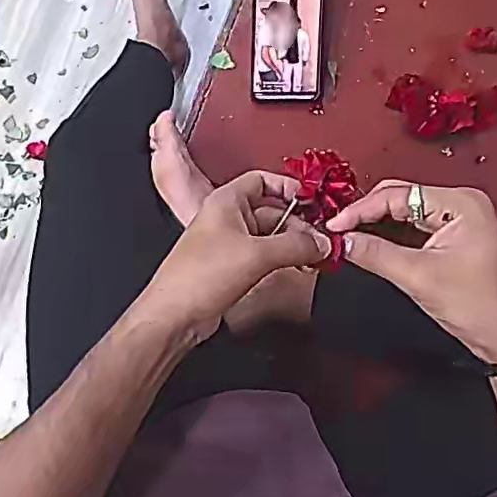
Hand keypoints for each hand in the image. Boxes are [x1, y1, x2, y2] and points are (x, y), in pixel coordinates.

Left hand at [128, 171, 331, 340]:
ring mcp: (229, 243)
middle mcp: (226, 218)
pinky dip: (283, 258)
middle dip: (298, 224)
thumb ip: (295, 245)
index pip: (262, 180)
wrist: (174, 316)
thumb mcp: (256, 254)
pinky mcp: (231, 266)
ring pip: (269, 235)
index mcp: (226, 201)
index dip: (288, 187)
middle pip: (271, 211)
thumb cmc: (200, 277)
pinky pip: (264, 255)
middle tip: (321, 239)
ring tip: (316, 256)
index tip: (311, 199)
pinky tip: (300, 267)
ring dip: (293, 244)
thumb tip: (321, 242)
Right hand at [328, 181, 496, 366]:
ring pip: (407, 214)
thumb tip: (340, 240)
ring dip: (378, 225)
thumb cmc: (483, 308)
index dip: (361, 209)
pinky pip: (417, 228)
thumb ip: (376, 254)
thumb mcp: (421, 279)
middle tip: (337, 231)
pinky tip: (371, 245)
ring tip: (347, 237)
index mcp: (460, 203)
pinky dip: (393, 236)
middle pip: (402, 198)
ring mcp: (460, 220)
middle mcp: (461, 203)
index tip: (334, 225)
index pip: (398, 195)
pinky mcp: (457, 238)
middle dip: (367, 214)